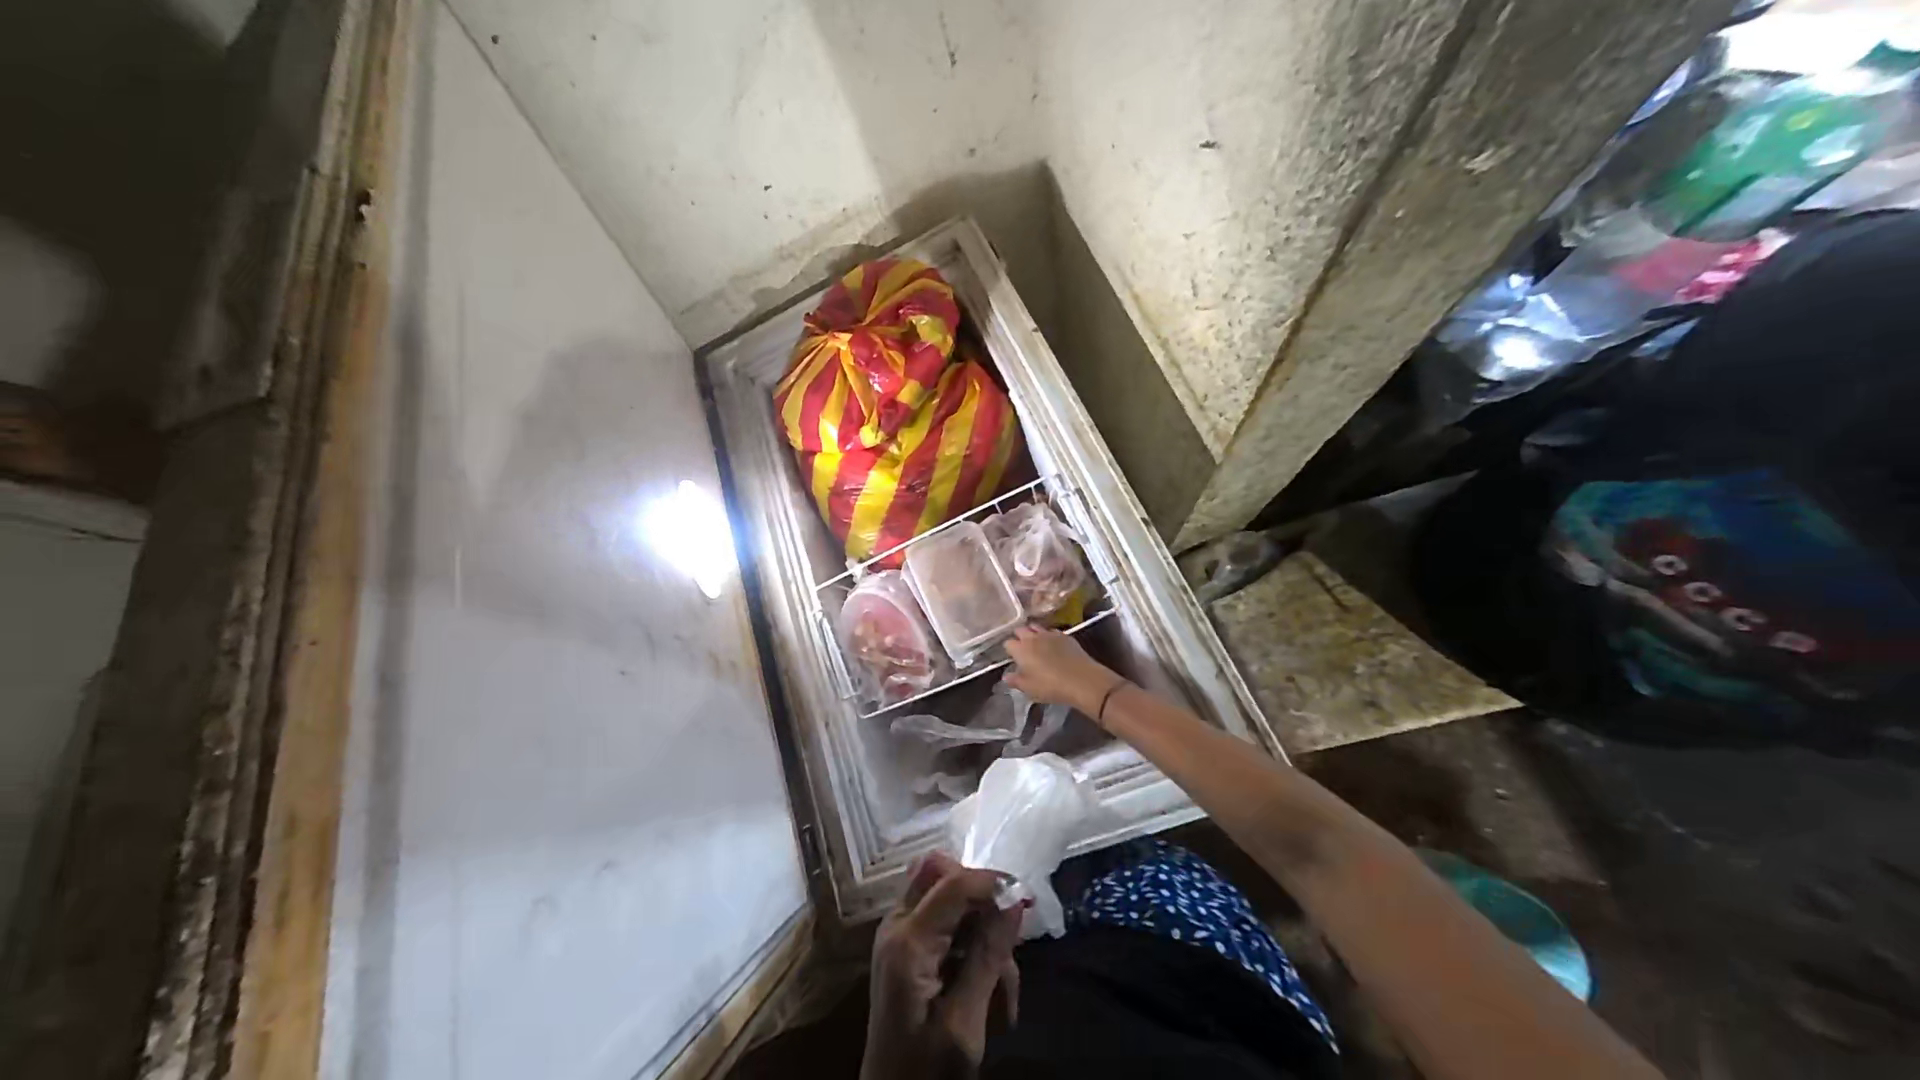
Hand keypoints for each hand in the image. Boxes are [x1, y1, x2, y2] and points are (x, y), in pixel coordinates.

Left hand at [862, 853, 1022, 1079]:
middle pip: (940, 872)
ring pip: (946, 896)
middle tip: (1009, 932)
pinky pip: (943, 921)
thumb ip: (988, 957)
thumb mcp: (964, 1024)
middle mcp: (897, 925)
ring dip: (980, 925)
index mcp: (907, 941)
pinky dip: (970, 941)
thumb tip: (1015, 899)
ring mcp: (898, 935)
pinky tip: (990, 986)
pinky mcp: (906, 949)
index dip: (992, 881)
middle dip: (980, 894)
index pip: (953, 882)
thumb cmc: (926, 1073)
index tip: (1028, 900)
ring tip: (1004, 984)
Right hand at [1004, 625, 1123, 720]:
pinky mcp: (1065, 636)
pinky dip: (1049, 636)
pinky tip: (1053, 645)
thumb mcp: (1029, 688)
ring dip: (1033, 633)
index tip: (1012, 658)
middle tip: (1022, 650)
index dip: (1009, 650)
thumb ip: (1015, 680)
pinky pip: (1052, 631)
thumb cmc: (1051, 686)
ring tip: (1036, 644)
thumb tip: (1006, 676)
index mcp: (1021, 649)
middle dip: (1019, 637)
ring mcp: (1050, 634)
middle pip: (1020, 630)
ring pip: (1036, 627)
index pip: (1008, 643)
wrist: (1083, 680)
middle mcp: (1033, 637)